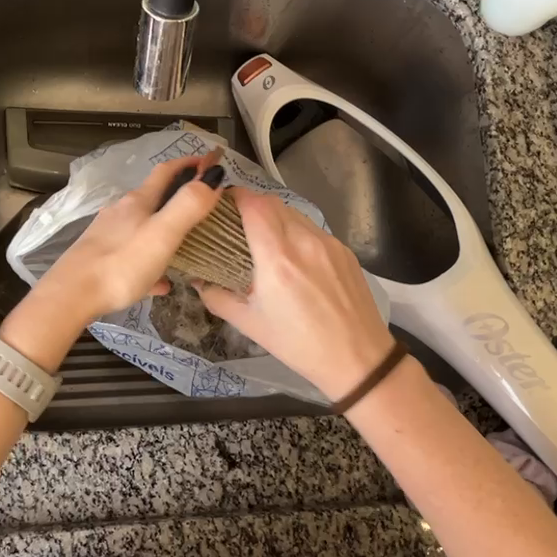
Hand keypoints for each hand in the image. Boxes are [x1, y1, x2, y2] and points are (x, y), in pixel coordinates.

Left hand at [28, 154, 224, 328]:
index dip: (190, 163)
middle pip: (154, 198)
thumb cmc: (120, 264)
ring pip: (143, 228)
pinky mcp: (99, 259)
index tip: (211, 161)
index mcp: (138, 202)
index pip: (166, 171)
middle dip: (179, 197)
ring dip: (165, 230)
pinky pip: (133, 257)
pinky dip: (151, 263)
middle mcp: (121, 212)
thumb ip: (188, 205)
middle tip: (204, 206)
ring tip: (185, 245)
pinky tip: (159, 282)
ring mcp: (107, 235)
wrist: (71, 296)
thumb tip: (212, 177)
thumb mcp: (162, 234)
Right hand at [197, 188, 396, 400]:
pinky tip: (291, 258)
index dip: (234, 197)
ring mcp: (328, 244)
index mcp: (278, 259)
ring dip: (274, 218)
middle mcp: (304, 242)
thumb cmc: (299, 345)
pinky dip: (295, 233)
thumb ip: (217, 297)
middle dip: (251, 207)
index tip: (220, 206)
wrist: (358, 359)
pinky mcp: (344, 251)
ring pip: (294, 213)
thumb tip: (198, 281)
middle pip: (272, 203)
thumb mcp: (250, 324)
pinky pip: (312, 229)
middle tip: (235, 224)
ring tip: (262, 241)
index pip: (253, 205)